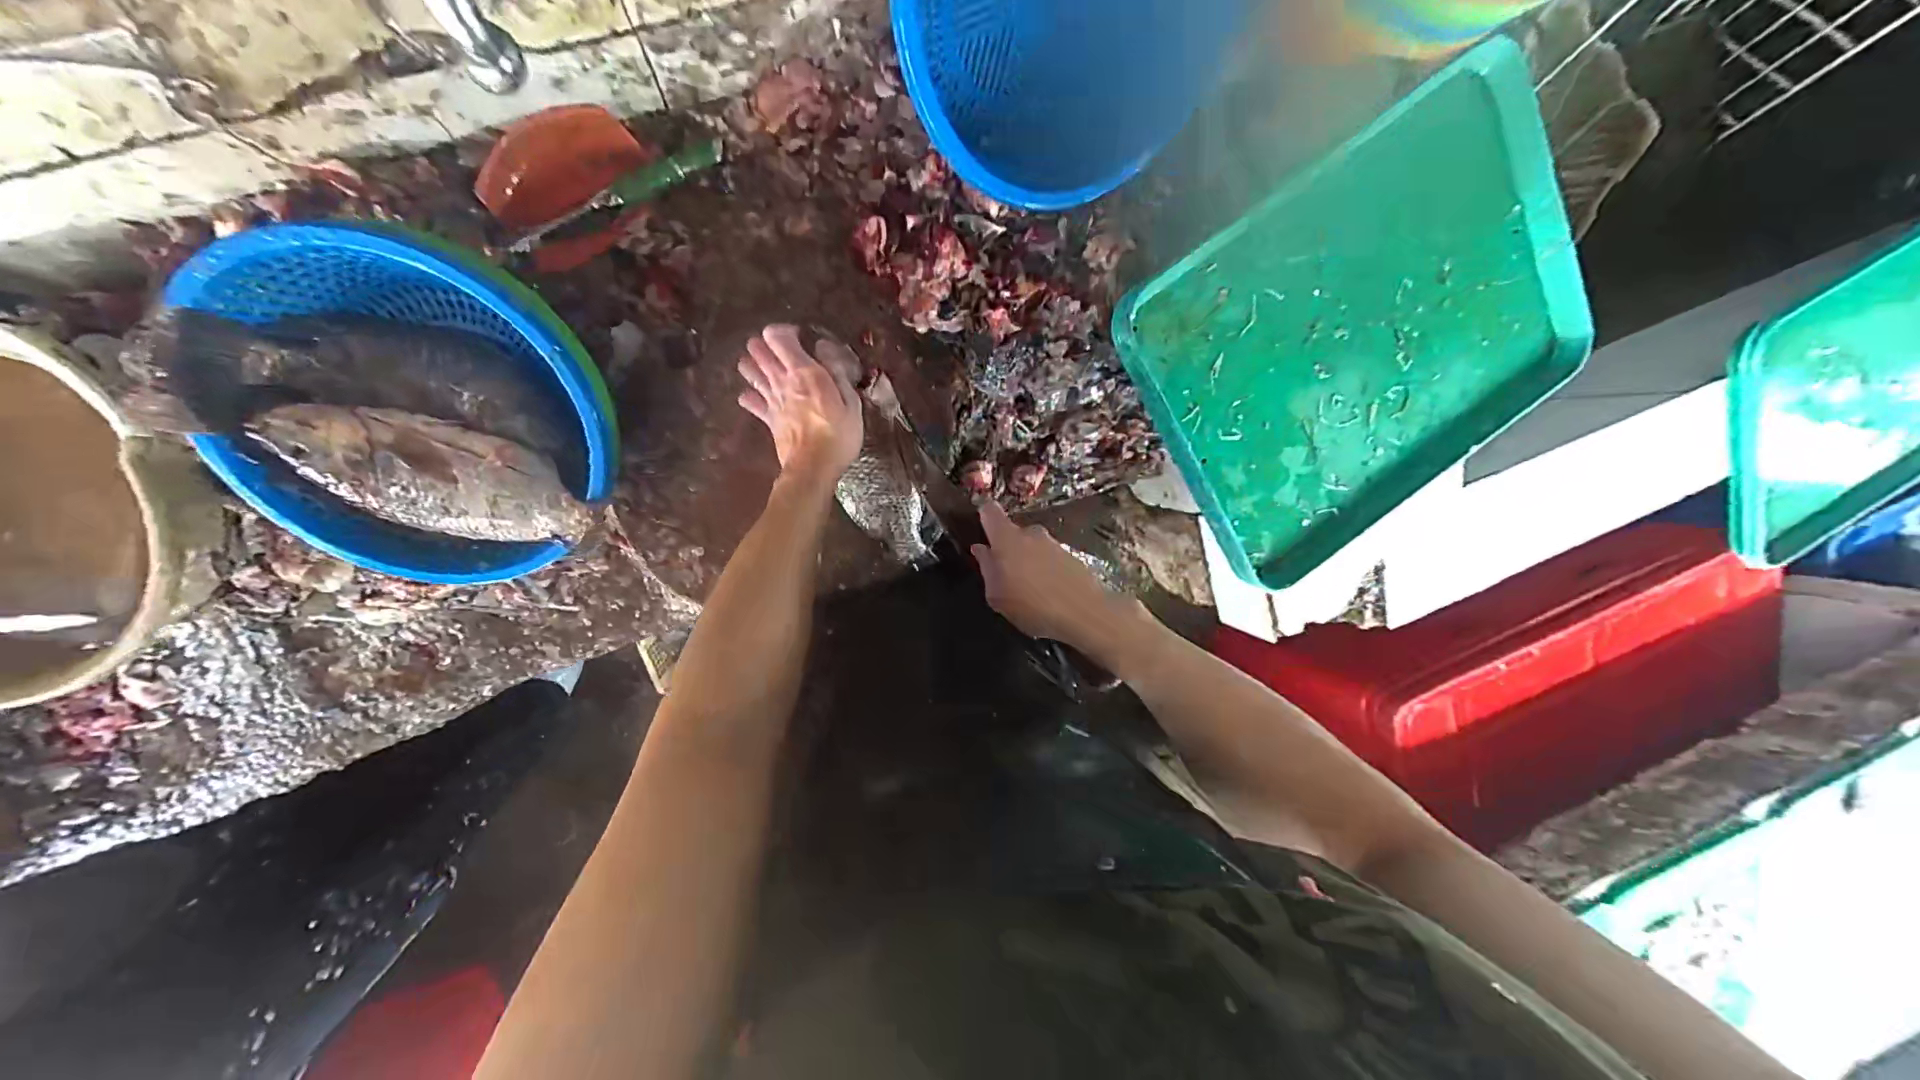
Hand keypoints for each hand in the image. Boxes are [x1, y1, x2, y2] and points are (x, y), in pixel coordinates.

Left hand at [736, 324, 862, 489]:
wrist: (814, 467)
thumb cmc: (839, 435)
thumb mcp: (851, 401)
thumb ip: (837, 371)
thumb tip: (824, 349)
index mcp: (804, 372)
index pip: (777, 336)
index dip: (784, 331)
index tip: (799, 338)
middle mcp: (782, 381)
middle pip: (757, 349)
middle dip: (765, 345)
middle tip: (782, 353)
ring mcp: (770, 399)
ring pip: (748, 370)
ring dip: (754, 365)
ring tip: (767, 369)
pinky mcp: (766, 418)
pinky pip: (748, 400)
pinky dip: (750, 396)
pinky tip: (758, 397)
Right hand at [971, 499, 1143, 656]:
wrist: (1084, 613)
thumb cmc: (1031, 606)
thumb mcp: (997, 595)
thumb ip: (987, 567)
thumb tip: (980, 548)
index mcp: (1007, 539)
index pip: (990, 511)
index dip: (983, 514)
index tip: (979, 525)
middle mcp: (1031, 533)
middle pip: (1012, 532)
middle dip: (1007, 548)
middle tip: (1004, 573)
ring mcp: (1053, 543)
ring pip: (1032, 545)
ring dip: (1027, 560)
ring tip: (1028, 588)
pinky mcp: (1071, 555)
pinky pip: (1049, 557)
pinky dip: (1045, 568)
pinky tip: (1047, 592)